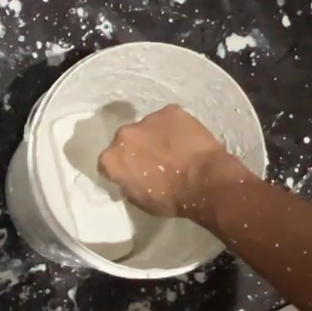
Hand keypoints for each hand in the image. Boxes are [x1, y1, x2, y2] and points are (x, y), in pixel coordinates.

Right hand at [96, 104, 251, 222]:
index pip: (109, 161)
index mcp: (110, 159)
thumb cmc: (168, 199)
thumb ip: (126, 182)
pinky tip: (187, 139)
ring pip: (148, 127)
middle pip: (126, 140)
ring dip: (156, 136)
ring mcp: (147, 120)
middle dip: (136, 148)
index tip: (132, 173)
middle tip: (154, 160)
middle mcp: (123, 135)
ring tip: (174, 149)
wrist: (203, 183)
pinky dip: (176, 127)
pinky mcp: (171, 111)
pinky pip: (170, 118)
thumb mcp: (137, 199)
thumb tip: (129, 176)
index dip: (121, 167)